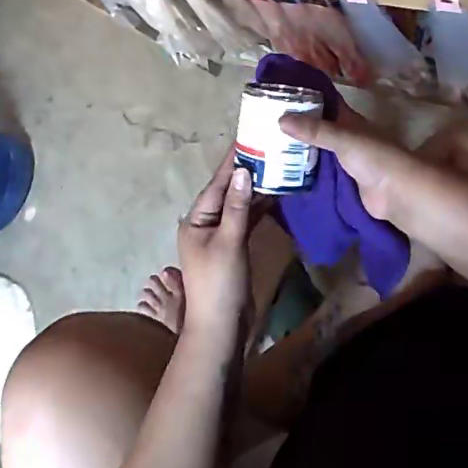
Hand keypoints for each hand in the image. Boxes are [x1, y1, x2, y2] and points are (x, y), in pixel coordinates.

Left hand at [176, 163, 256, 346]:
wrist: (221, 328)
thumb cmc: (220, 283)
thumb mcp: (229, 241)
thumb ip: (237, 206)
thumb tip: (243, 171)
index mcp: (195, 220)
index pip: (216, 184)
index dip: (231, 163)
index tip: (246, 139)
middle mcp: (204, 223)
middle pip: (226, 192)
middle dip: (244, 172)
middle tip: (265, 148)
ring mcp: (218, 236)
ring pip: (237, 205)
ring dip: (252, 189)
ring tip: (273, 166)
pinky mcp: (232, 247)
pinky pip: (244, 220)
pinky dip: (256, 208)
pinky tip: (272, 195)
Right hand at [279, 106, 428, 222]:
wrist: (397, 194)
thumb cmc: (375, 158)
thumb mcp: (343, 138)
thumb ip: (314, 130)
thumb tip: (281, 119)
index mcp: (348, 119)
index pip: (323, 101)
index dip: (304, 94)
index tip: (279, 91)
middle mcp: (344, 136)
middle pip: (316, 125)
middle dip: (294, 123)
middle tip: (264, 120)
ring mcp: (342, 159)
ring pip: (315, 148)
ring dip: (296, 147)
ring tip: (266, 143)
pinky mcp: (340, 180)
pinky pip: (317, 170)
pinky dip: (302, 168)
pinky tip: (281, 168)